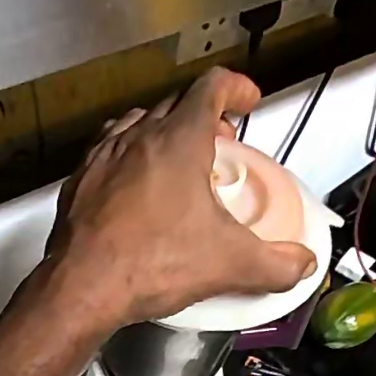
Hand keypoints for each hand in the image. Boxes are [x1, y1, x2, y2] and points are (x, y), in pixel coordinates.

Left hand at [38, 67, 318, 334]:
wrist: (82, 288)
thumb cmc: (144, 264)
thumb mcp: (228, 265)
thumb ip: (274, 264)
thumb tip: (297, 266)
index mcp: (178, 141)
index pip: (212, 88)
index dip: (235, 87)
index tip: (245, 99)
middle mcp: (136, 140)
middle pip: (173, 105)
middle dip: (200, 117)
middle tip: (216, 142)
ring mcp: (101, 161)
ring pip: (133, 126)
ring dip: (157, 134)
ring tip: (172, 163)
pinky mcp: (77, 187)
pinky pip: (103, 158)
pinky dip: (122, 163)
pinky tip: (129, 190)